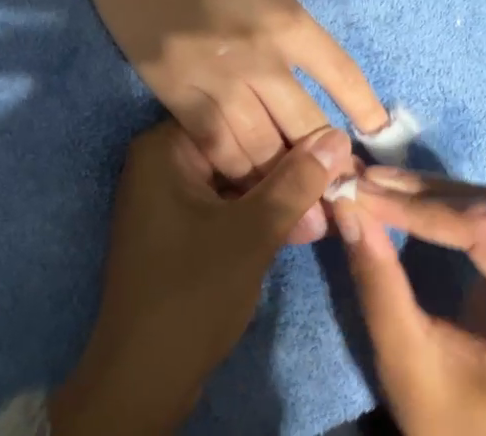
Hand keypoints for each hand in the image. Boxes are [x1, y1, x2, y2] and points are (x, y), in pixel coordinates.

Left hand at [50, 122, 350, 435]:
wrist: (145, 371)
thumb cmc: (193, 289)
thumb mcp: (253, 231)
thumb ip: (297, 182)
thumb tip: (338, 137)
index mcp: (163, 147)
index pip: (233, 115)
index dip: (288, 129)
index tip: (335, 144)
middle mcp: (159, 162)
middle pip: (234, 147)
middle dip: (286, 168)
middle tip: (340, 182)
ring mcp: (165, 196)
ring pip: (233, 179)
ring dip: (277, 196)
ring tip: (326, 214)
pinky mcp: (176, 228)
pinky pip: (223, 205)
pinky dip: (256, 214)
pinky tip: (300, 227)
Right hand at [77, 0, 387, 185]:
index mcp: (284, 18)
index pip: (341, 74)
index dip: (365, 110)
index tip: (378, 135)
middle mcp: (257, 58)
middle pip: (305, 127)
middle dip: (329, 166)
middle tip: (342, 192)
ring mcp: (214, 81)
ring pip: (260, 149)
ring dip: (284, 181)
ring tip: (303, 207)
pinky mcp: (173, 94)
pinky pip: (212, 145)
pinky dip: (232, 170)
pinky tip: (245, 187)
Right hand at [330, 170, 485, 435]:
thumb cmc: (445, 424)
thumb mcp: (406, 358)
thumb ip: (380, 280)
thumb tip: (346, 206)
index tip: (446, 214)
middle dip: (457, 202)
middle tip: (387, 187)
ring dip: (443, 199)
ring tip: (383, 185)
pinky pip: (482, 236)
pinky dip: (442, 217)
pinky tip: (403, 204)